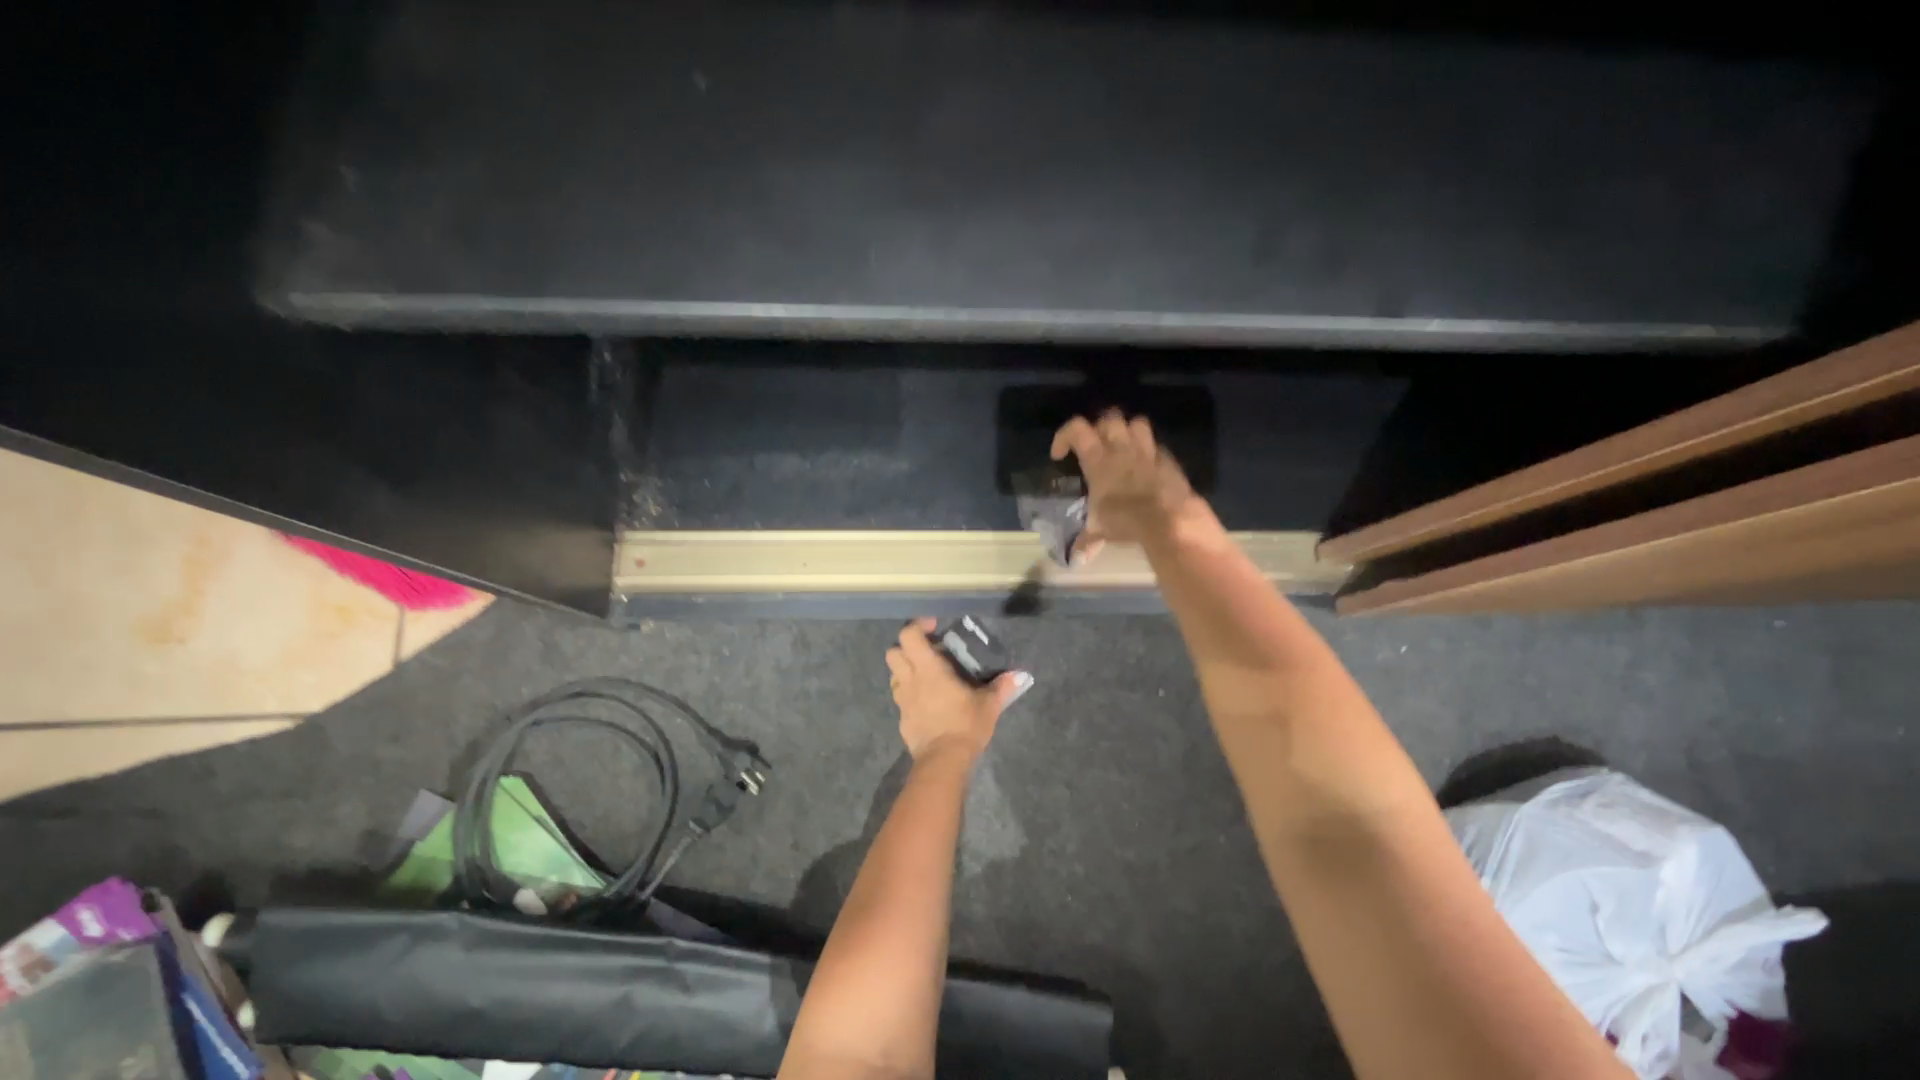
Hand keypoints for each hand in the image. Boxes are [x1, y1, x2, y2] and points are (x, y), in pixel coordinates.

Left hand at [885, 618, 1031, 764]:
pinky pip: (901, 699)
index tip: (934, 627)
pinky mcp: (902, 720)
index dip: (917, 626)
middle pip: (893, 652)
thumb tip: (1020, 676)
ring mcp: (903, 701)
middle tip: (929, 653)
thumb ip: (1002, 687)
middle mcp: (910, 680)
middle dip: (907, 648)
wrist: (943, 761)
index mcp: (928, 669)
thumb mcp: (989, 705)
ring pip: (894, 676)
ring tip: (927, 677)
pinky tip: (928, 703)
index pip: (908, 636)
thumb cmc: (965, 725)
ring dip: (906, 671)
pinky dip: (910, 695)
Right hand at [1050, 409, 1201, 558]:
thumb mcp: (1100, 530)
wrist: (1170, 521)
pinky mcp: (1168, 459)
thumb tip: (1075, 559)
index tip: (1059, 455)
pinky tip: (1146, 465)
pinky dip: (1149, 450)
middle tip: (1096, 446)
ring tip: (1123, 447)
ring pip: (1137, 422)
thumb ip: (1086, 540)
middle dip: (1100, 427)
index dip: (1064, 435)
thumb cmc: (1127, 521)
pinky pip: (1156, 445)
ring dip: (1128, 430)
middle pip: (1109, 416)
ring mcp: (1147, 451)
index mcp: (1099, 459)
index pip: (1076, 428)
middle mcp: (1122, 448)